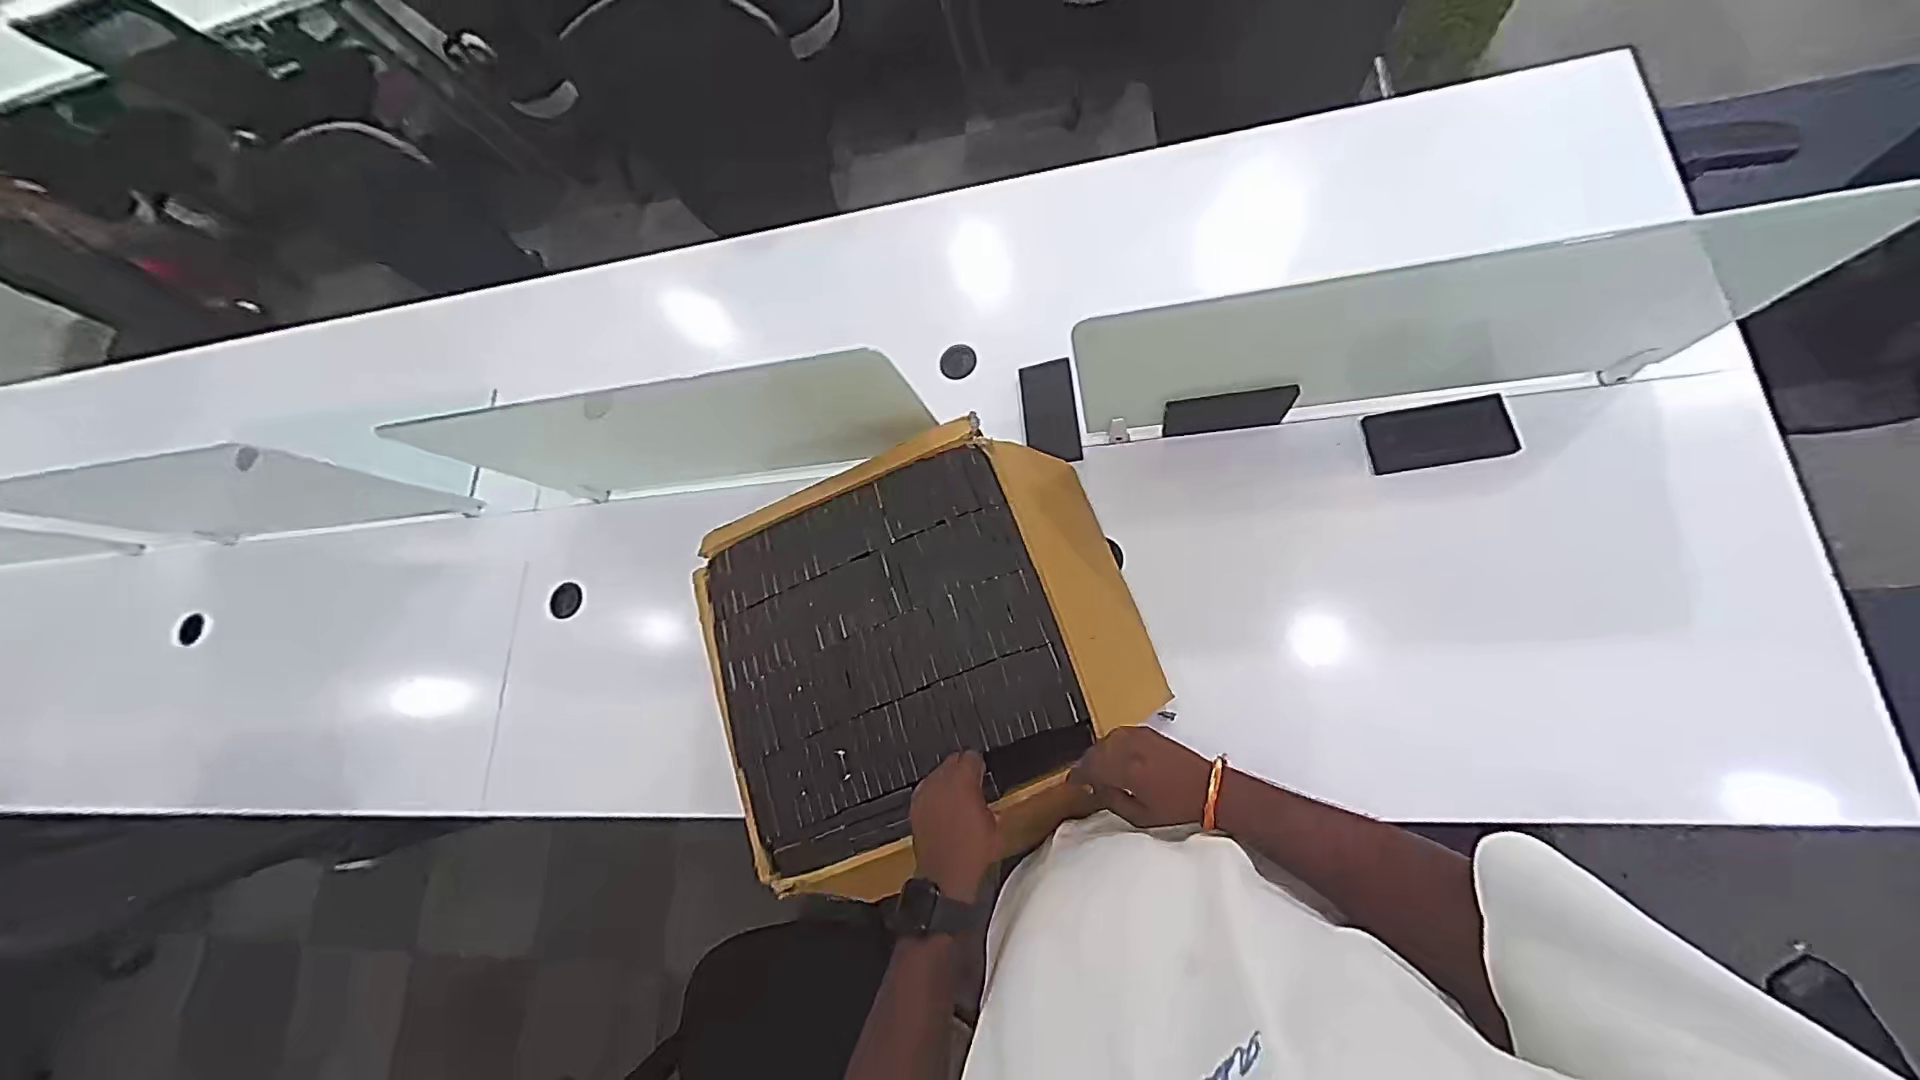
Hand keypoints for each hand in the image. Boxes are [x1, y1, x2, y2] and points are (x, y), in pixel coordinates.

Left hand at [910, 751, 999, 900]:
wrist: (946, 875)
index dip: (978, 765)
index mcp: (964, 781)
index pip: (971, 756)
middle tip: (971, 783)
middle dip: (962, 769)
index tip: (982, 772)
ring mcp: (925, 792)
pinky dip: (934, 793)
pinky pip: (926, 789)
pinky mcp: (915, 805)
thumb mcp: (994, 824)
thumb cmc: (974, 852)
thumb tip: (982, 794)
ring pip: (938, 773)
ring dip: (947, 780)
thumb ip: (986, 799)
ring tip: (956, 796)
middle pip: (952, 759)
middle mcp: (941, 781)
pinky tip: (941, 806)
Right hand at [1069, 727, 1212, 827]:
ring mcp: (1139, 736)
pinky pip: (1118, 735)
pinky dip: (1112, 745)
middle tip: (1086, 780)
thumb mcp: (1141, 816)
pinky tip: (1116, 758)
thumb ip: (1112, 800)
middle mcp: (1130, 747)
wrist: (1209, 789)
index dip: (1078, 777)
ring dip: (1099, 754)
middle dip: (1087, 765)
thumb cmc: (1180, 806)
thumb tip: (1095, 789)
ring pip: (1104, 740)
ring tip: (1101, 770)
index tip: (1075, 784)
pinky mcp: (1147, 732)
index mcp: (1127, 770)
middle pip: (1094, 751)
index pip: (1089, 767)